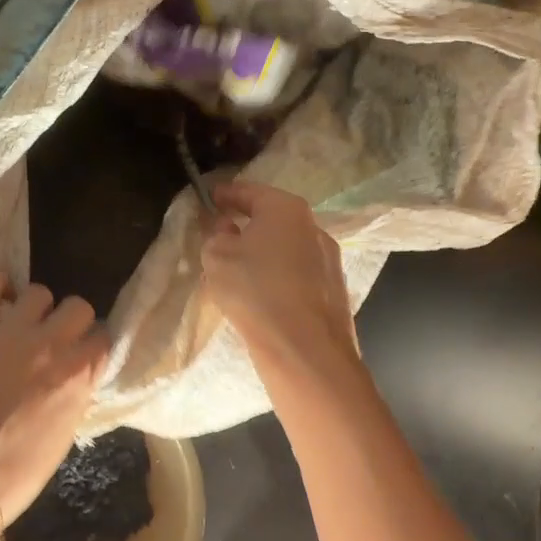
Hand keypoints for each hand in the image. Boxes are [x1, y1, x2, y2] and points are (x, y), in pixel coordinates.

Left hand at [0, 273, 109, 520]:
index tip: (82, 355)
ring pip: (39, 292)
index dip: (92, 346)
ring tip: (21, 327)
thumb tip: (73, 374)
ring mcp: (6, 332)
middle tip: (53, 340)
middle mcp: (49, 345)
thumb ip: (73, 394)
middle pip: (77, 307)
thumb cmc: (12, 476)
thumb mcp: (62, 436)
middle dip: (70, 322)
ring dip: (35, 309)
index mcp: (77, 376)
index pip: (102, 338)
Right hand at [202, 182, 358, 382]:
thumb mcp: (216, 256)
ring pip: (285, 247)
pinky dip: (277, 274)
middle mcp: (313, 227)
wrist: (304, 349)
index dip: (224, 194)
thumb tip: (226, 229)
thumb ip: (216, 234)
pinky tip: (260, 292)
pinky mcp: (333, 290)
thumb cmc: (254, 290)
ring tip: (238, 267)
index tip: (208, 198)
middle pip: (271, 218)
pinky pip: (296, 273)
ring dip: (263, 251)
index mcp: (285, 209)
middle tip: (219, 232)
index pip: (248, 191)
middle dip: (245, 223)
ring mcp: (328, 259)